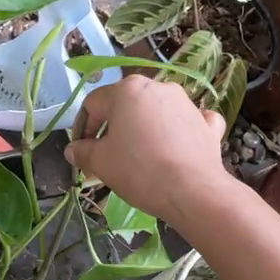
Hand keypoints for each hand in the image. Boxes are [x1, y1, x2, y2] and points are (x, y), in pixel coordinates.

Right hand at [64, 75, 237, 224]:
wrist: (192, 191)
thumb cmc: (139, 171)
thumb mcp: (100, 163)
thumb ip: (82, 152)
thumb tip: (72, 150)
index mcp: (127, 90)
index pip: (93, 104)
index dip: (81, 128)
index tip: (80, 150)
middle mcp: (158, 87)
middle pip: (125, 106)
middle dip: (112, 129)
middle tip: (105, 157)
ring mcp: (186, 103)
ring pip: (155, 113)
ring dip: (142, 131)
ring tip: (137, 159)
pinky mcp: (206, 122)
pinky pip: (186, 123)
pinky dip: (177, 134)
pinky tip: (175, 148)